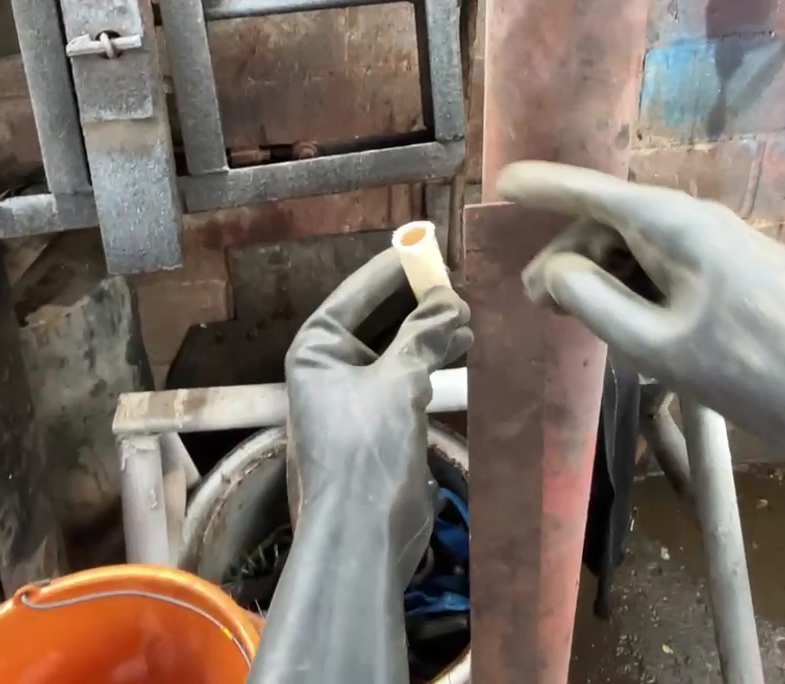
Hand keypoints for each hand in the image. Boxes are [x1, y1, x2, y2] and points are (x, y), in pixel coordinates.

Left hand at [284, 248, 471, 584]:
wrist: (362, 534)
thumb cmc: (366, 448)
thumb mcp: (399, 382)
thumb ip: (423, 336)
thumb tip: (452, 302)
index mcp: (317, 346)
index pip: (357, 293)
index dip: (393, 271)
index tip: (426, 250)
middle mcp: (329, 364)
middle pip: (377, 318)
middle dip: (416, 302)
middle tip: (456, 284)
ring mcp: (352, 392)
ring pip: (395, 346)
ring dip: (428, 331)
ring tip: (467, 316)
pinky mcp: (376, 417)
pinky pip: (404, 374)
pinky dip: (430, 359)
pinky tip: (460, 347)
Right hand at [498, 159, 784, 437]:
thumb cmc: (755, 368)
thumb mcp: (655, 343)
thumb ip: (591, 300)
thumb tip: (551, 269)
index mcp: (670, 222)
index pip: (589, 191)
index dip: (542, 186)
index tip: (503, 179)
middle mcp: (697, 220)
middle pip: (614, 223)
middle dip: (570, 256)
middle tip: (538, 303)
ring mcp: (726, 246)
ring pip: (646, 249)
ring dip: (607, 278)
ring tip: (585, 323)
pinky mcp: (745, 274)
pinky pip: (676, 268)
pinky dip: (643, 289)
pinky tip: (640, 328)